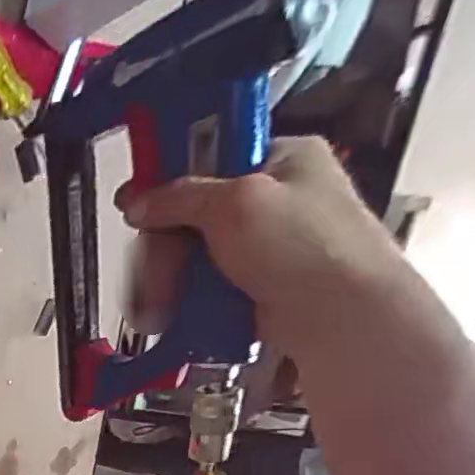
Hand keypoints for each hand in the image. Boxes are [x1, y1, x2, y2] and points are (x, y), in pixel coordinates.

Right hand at [116, 137, 430, 360]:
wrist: (341, 318)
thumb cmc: (303, 248)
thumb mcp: (237, 204)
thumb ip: (179, 196)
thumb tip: (135, 202)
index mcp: (280, 158)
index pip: (205, 156)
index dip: (165, 178)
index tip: (134, 203)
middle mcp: (268, 196)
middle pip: (186, 211)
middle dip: (161, 245)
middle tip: (151, 268)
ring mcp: (256, 243)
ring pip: (185, 250)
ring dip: (163, 276)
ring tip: (155, 304)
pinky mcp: (245, 281)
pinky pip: (194, 280)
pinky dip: (177, 295)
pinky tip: (164, 310)